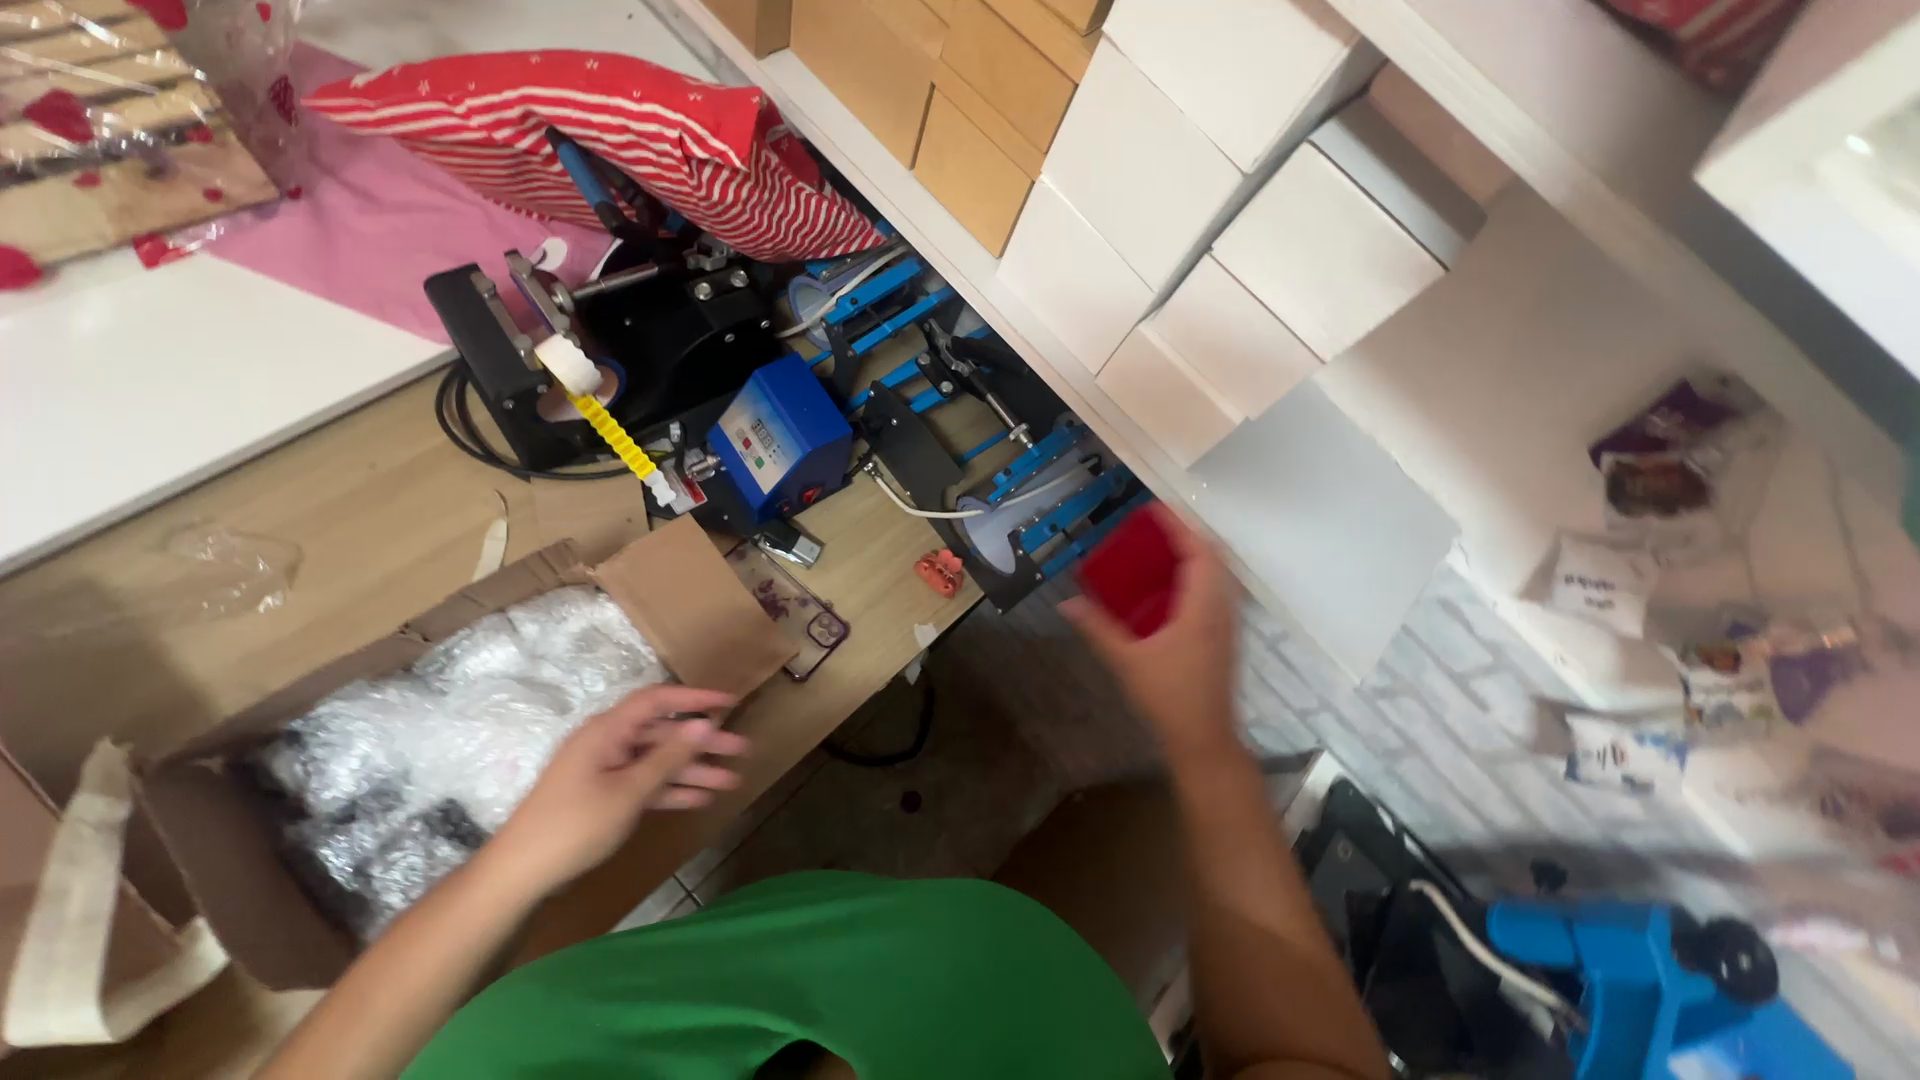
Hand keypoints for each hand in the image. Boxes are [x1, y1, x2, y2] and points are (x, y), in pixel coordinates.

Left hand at [486, 685, 747, 896]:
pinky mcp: (603, 796)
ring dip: (692, 771)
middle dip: (702, 743)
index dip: (695, 698)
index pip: (658, 701)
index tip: (730, 702)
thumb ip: (668, 757)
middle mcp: (607, 743)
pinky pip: (644, 784)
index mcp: (607, 731)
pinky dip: (670, 791)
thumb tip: (702, 724)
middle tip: (741, 750)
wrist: (521, 874)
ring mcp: (604, 770)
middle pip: (663, 734)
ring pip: (657, 762)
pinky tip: (700, 800)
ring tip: (730, 781)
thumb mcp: (629, 791)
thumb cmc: (575, 825)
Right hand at [1060, 505, 1238, 754]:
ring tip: (1166, 547)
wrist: (1205, 739)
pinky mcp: (1226, 637)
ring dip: (1198, 554)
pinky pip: (1219, 591)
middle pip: (1216, 557)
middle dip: (1190, 535)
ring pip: (1221, 575)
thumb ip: (1098, 629)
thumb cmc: (1168, 698)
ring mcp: (1229, 624)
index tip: (1156, 509)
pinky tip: (1175, 586)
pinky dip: (1201, 575)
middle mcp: (1222, 610)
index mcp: (1202, 609)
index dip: (1179, 526)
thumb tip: (1067, 603)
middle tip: (1158, 526)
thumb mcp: (1127, 661)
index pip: (1199, 552)